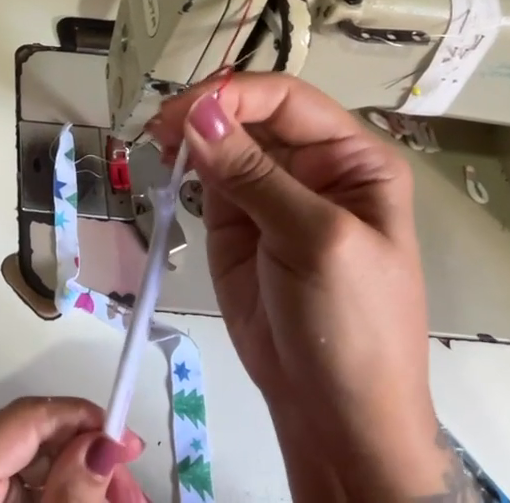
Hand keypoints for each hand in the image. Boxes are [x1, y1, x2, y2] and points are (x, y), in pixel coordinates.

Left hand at [0, 397, 148, 502]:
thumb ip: (72, 495)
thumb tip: (102, 445)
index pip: (27, 418)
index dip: (81, 419)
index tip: (129, 442)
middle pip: (29, 437)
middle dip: (84, 458)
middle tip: (132, 493)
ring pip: (26, 458)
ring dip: (73, 478)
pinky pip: (12, 480)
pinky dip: (50, 493)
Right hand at [148, 73, 464, 500]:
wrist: (333, 412)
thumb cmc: (351, 324)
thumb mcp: (314, 240)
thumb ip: (254, 175)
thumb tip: (197, 112)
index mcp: (353, 160)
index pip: (288, 100)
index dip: (236, 96)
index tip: (185, 110)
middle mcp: (313, 166)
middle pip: (251, 113)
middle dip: (205, 110)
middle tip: (159, 126)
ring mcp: (270, 192)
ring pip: (223, 139)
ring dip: (188, 132)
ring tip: (156, 141)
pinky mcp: (236, 220)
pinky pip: (206, 174)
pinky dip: (182, 162)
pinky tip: (165, 160)